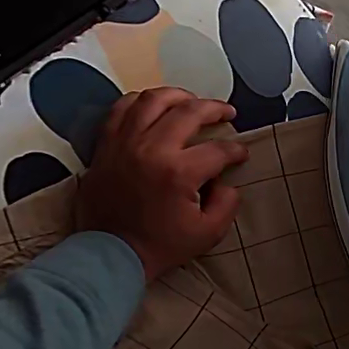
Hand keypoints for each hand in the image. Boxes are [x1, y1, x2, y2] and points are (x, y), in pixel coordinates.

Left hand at [78, 88, 249, 280]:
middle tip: (226, 113)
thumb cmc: (160, 246)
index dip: (236, 151)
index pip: (218, 150)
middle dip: (215, 109)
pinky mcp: (107, 144)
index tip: (241, 155)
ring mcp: (126, 142)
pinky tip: (154, 106)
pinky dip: (141, 101)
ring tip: (192, 101)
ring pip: (154, 99)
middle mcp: (152, 148)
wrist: (111, 253)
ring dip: (179, 95)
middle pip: (190, 111)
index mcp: (179, 173)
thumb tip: (226, 182)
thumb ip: (227, 204)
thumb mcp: (207, 234)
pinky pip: (123, 108)